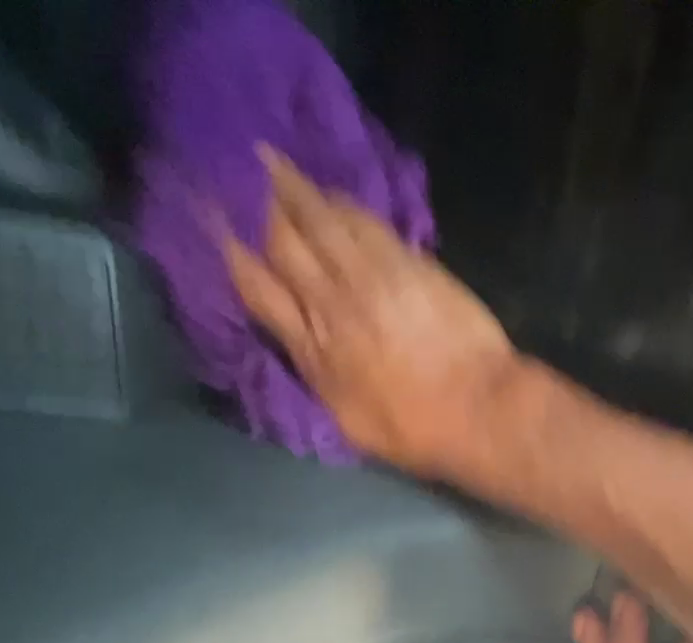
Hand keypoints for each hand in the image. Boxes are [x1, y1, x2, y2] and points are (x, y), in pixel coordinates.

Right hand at [219, 146, 526, 475]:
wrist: (481, 408)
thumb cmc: (415, 429)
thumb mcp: (347, 418)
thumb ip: (315, 374)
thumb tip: (293, 343)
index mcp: (312, 346)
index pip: (257, 287)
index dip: (230, 251)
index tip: (211, 221)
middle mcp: (334, 301)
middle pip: (284, 241)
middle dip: (254, 202)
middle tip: (235, 168)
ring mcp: (374, 276)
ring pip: (324, 220)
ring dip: (295, 189)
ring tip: (273, 163)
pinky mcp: (411, 264)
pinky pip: (367, 222)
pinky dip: (343, 204)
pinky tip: (333, 193)